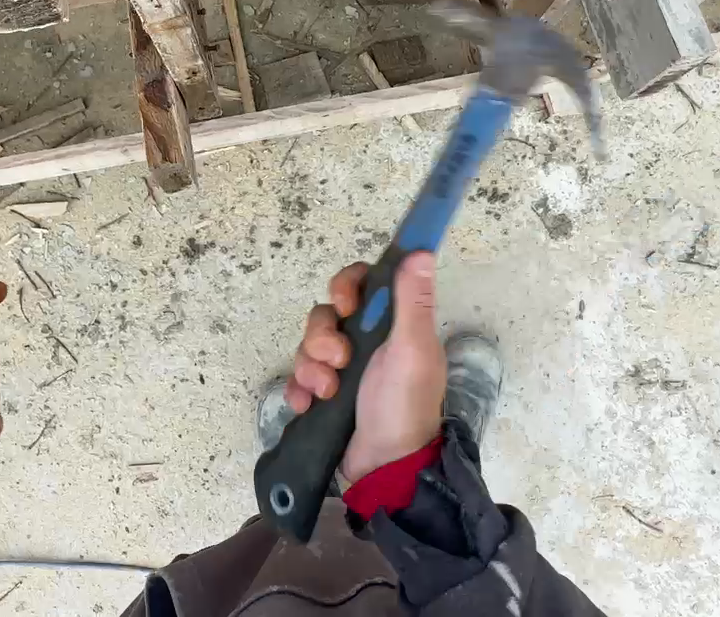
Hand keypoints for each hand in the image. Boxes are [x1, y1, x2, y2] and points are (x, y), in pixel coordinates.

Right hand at [285, 253, 445, 484]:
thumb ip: (412, 301)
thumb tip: (422, 251)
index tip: (346, 305)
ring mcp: (342, 368)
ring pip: (308, 345)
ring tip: (327, 391)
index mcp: (391, 325)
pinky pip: (297, 377)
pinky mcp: (323, 395)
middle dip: (323, 335)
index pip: (362, 282)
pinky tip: (309, 405)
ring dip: (312, 367)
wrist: (384, 470)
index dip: (346, 285)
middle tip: (339, 359)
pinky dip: (300, 390)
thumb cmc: (403, 405)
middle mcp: (366, 341)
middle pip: (327, 313)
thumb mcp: (412, 351)